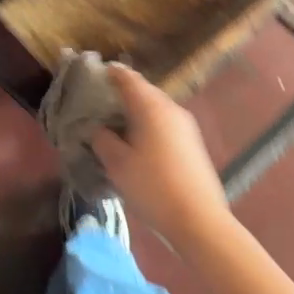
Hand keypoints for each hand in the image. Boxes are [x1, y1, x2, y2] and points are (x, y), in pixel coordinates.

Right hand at [93, 64, 230, 249]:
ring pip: (155, 108)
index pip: (128, 78)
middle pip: (144, 91)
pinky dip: (149, 125)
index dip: (110, 73)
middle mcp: (171, 108)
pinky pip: (165, 123)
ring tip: (116, 126)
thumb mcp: (118, 165)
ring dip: (136, 111)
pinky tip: (138, 144)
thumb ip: (103, 140)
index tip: (94, 75)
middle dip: (122, 95)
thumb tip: (98, 128)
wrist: (199, 219)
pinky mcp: (192, 143)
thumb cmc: (154, 188)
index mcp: (151, 107)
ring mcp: (186, 125)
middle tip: (100, 105)